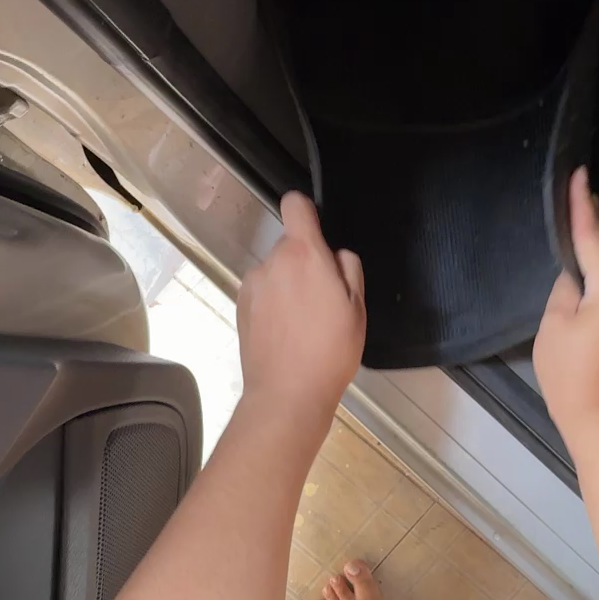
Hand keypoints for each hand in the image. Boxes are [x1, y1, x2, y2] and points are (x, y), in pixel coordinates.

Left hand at [237, 192, 365, 419]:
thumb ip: (349, 270)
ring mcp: (252, 285)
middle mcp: (272, 262)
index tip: (318, 234)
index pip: (295, 205)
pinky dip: (274, 305)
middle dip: (306, 263)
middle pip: (290, 246)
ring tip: (305, 324)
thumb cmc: (330, 351)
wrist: (287, 394)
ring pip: (276, 273)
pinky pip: (263, 294)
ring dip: (289, 287)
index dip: (308, 213)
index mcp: (304, 254)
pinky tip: (287, 334)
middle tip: (325, 301)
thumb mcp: (357, 309)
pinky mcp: (241, 308)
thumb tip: (336, 256)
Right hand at [534, 167, 598, 445]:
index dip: (582, 206)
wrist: (590, 408)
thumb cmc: (566, 369)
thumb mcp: (554, 321)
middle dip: (593, 215)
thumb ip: (566, 286)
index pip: (593, 237)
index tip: (578, 175)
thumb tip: (575, 271)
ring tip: (584, 207)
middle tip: (579, 184)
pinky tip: (592, 246)